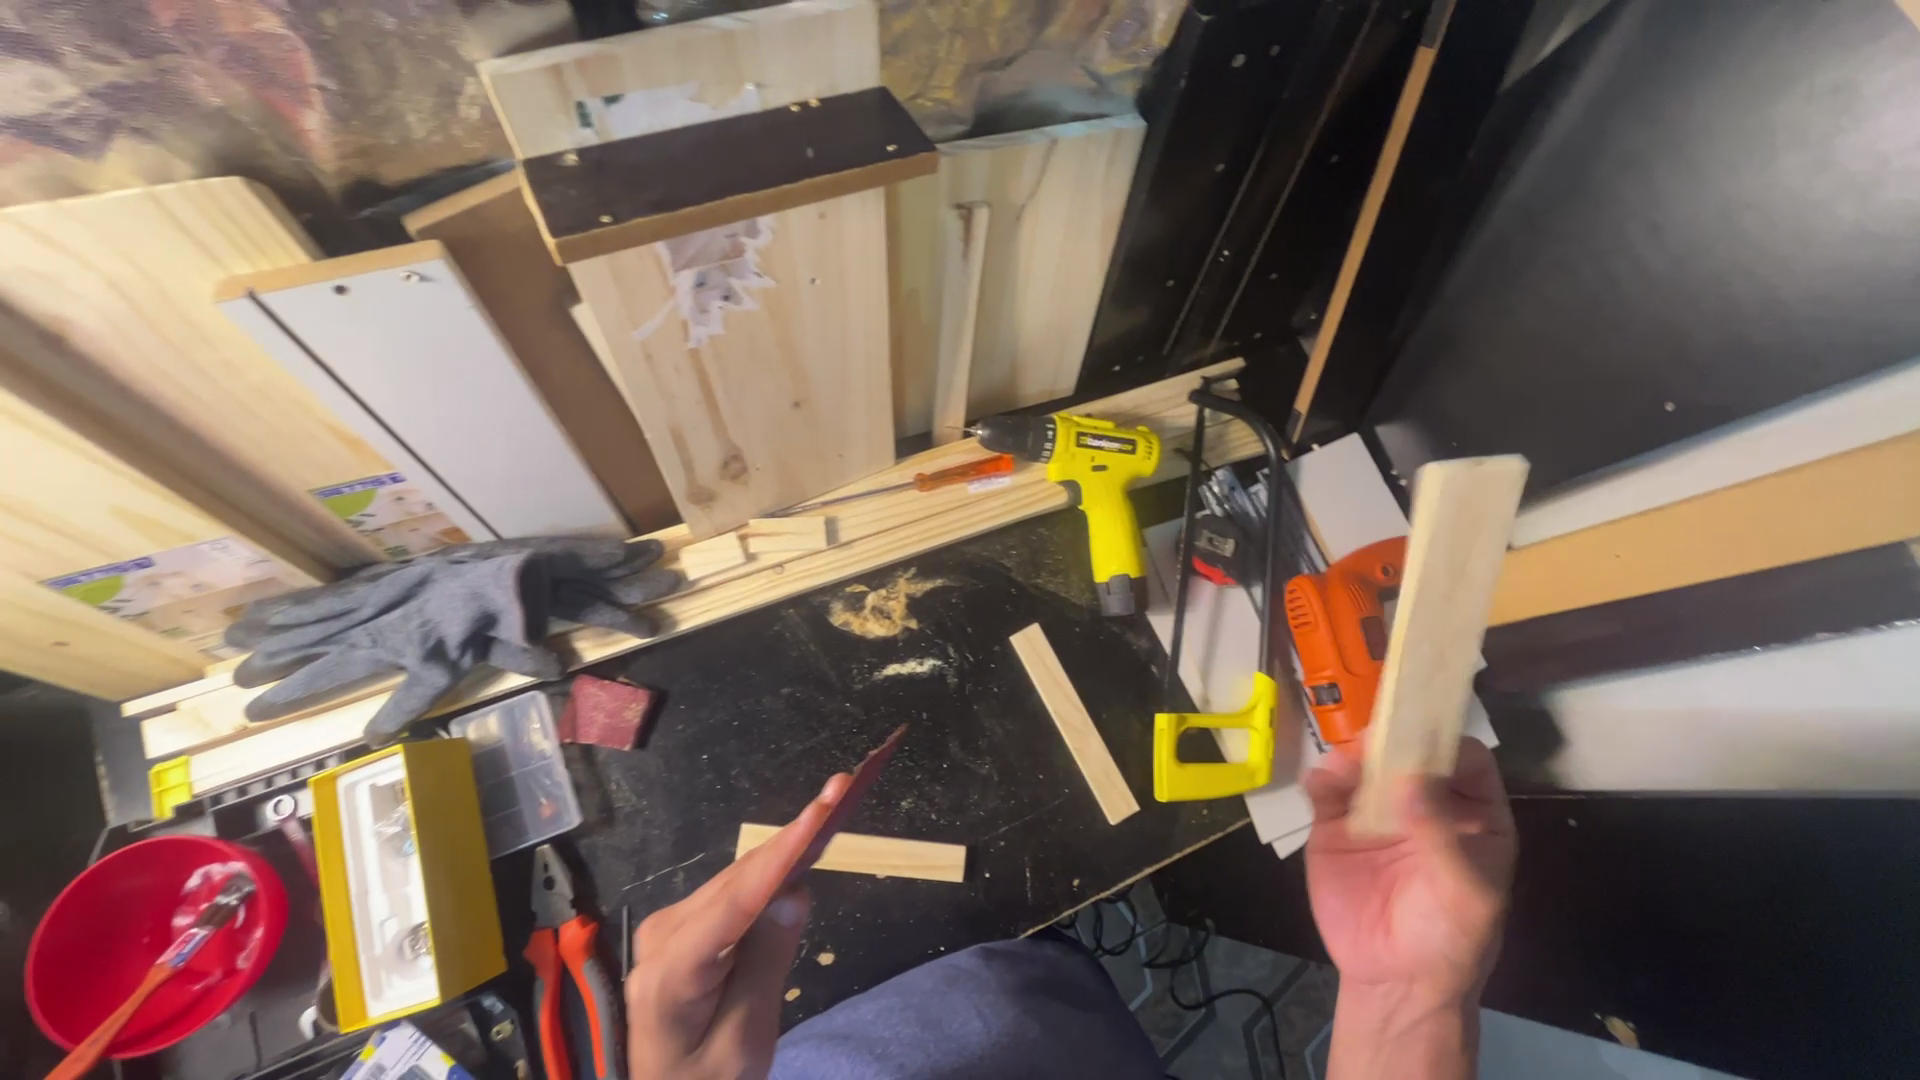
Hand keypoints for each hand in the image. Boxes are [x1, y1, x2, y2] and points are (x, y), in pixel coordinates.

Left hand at [626, 774, 849, 1078]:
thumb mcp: (745, 1040)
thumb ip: (767, 962)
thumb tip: (796, 888)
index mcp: (673, 970)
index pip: (739, 898)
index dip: (785, 849)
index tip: (823, 807)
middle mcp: (664, 931)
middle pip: (742, 877)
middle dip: (795, 834)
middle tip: (843, 790)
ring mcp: (670, 925)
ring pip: (741, 878)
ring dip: (787, 847)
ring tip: (832, 807)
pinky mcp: (685, 926)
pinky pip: (736, 891)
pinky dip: (771, 870)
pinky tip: (801, 849)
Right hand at [1304, 737, 1514, 1002]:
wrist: (1393, 980)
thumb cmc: (1448, 938)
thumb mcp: (1463, 891)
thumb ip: (1439, 833)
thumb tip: (1408, 776)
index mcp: (1470, 815)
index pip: (1463, 760)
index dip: (1444, 743)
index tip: (1418, 737)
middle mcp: (1423, 803)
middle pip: (1405, 752)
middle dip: (1388, 742)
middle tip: (1370, 744)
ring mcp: (1374, 812)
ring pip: (1361, 765)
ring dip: (1349, 757)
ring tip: (1341, 770)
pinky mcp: (1333, 825)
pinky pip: (1325, 790)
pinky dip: (1320, 780)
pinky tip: (1320, 786)